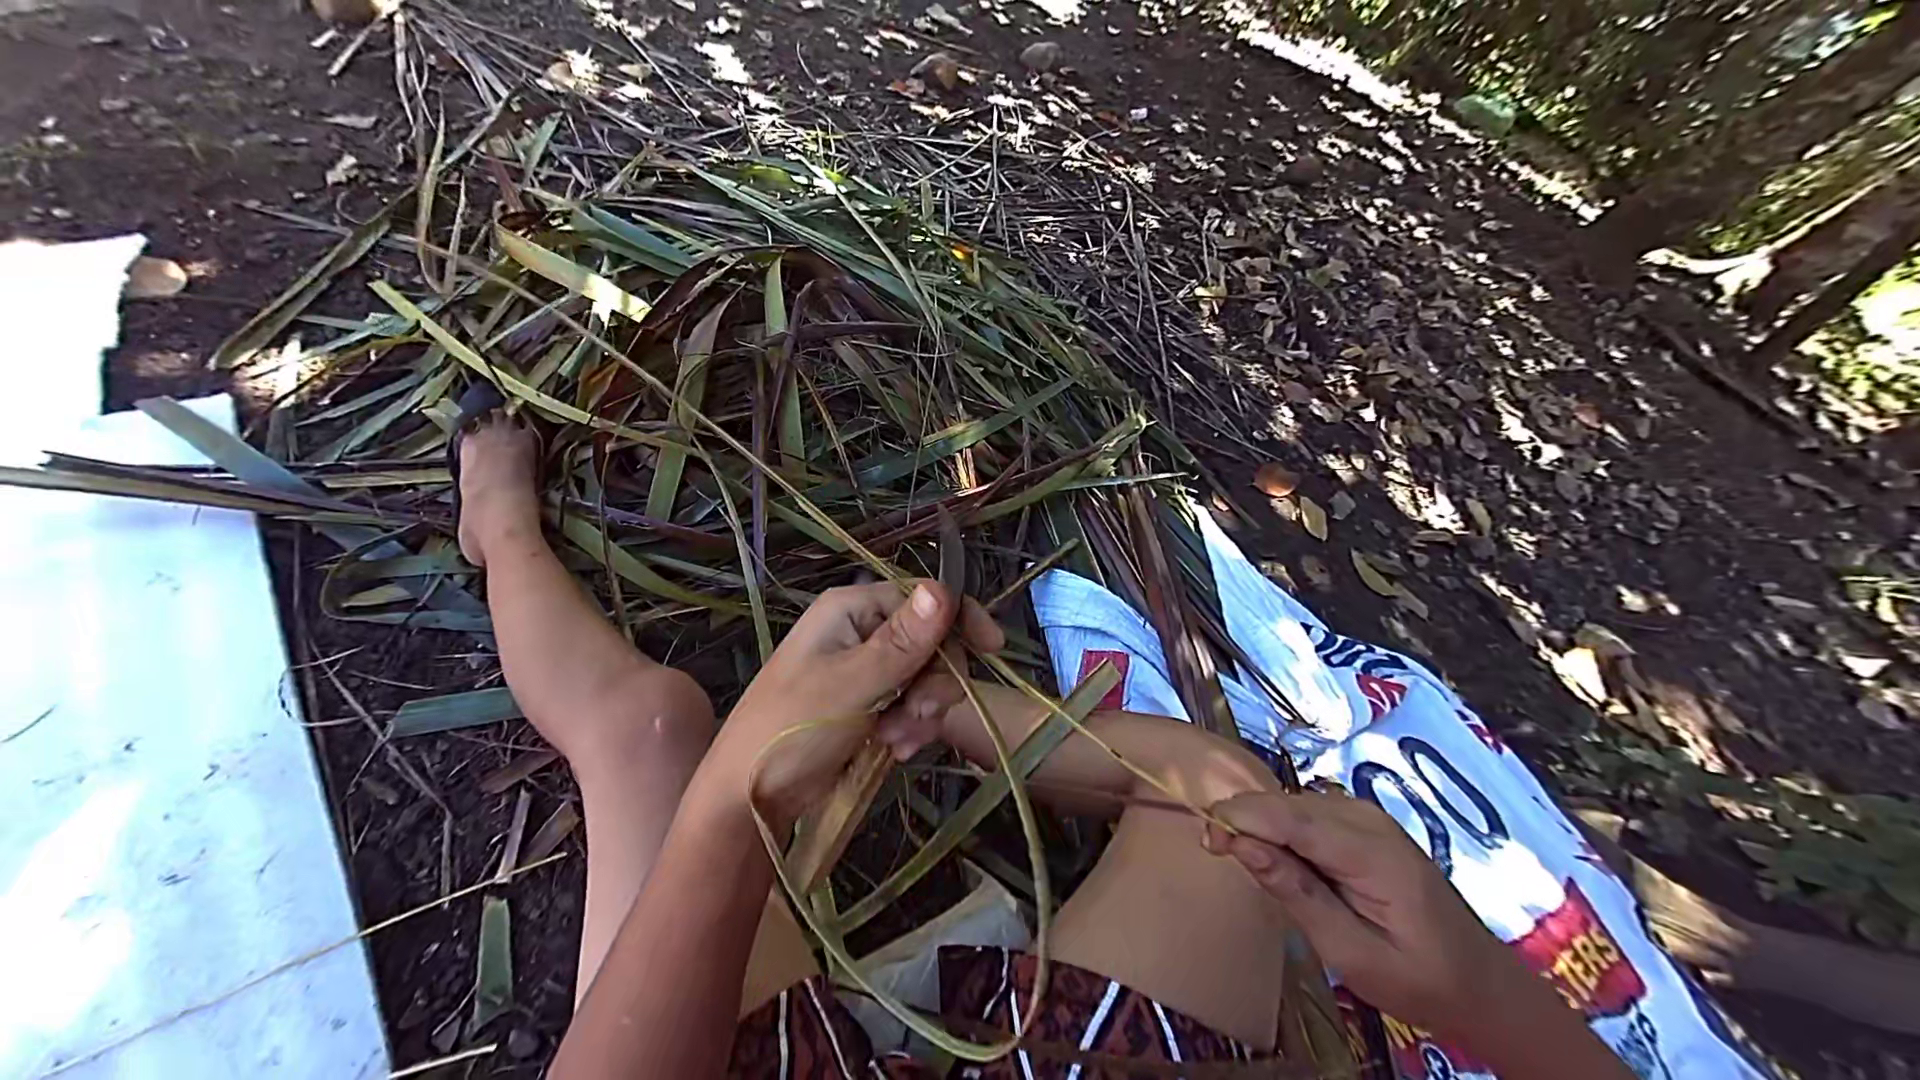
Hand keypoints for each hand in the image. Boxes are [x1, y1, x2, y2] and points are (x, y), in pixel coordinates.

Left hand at [700, 579, 1001, 824]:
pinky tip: (895, 748)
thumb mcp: (853, 684)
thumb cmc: (793, 728)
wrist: (751, 796)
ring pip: (926, 675)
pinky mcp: (870, 701)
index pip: (922, 597)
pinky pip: (912, 703)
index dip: (960, 617)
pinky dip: (912, 725)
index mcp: (852, 609)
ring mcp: (866, 667)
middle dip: (935, 680)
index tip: (992, 649)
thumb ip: (902, 641)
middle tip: (920, 715)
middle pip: (931, 640)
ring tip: (897, 740)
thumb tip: (942, 589)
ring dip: (923, 710)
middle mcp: (862, 630)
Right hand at [1202, 790, 1532, 1043]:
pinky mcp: (1359, 820)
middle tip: (1216, 853)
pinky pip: (1303, 812)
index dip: (1239, 817)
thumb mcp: (1353, 953)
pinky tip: (1278, 857)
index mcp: (1370, 851)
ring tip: (1247, 861)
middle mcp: (1364, 817)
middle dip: (1242, 821)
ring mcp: (1363, 814)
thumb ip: (1296, 894)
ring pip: (1288, 804)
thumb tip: (1241, 844)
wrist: (1482, 982)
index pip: (1288, 815)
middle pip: (1284, 804)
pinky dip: (1278, 828)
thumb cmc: (1420, 980)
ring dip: (1258, 825)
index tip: (1206, 840)